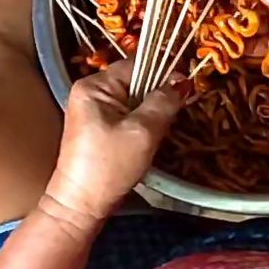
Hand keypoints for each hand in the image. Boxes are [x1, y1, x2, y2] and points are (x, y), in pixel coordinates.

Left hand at [42, 61, 183, 226]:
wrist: (80, 204)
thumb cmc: (109, 166)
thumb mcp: (143, 131)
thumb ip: (163, 101)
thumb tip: (182, 79)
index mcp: (94, 85)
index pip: (135, 64)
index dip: (163, 71)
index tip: (187, 83)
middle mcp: (89, 92)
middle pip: (134, 80)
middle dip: (158, 93)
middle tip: (179, 108)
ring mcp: (91, 110)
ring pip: (132, 99)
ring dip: (151, 110)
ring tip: (165, 125)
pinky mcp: (96, 128)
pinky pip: (125, 114)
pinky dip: (141, 122)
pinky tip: (151, 136)